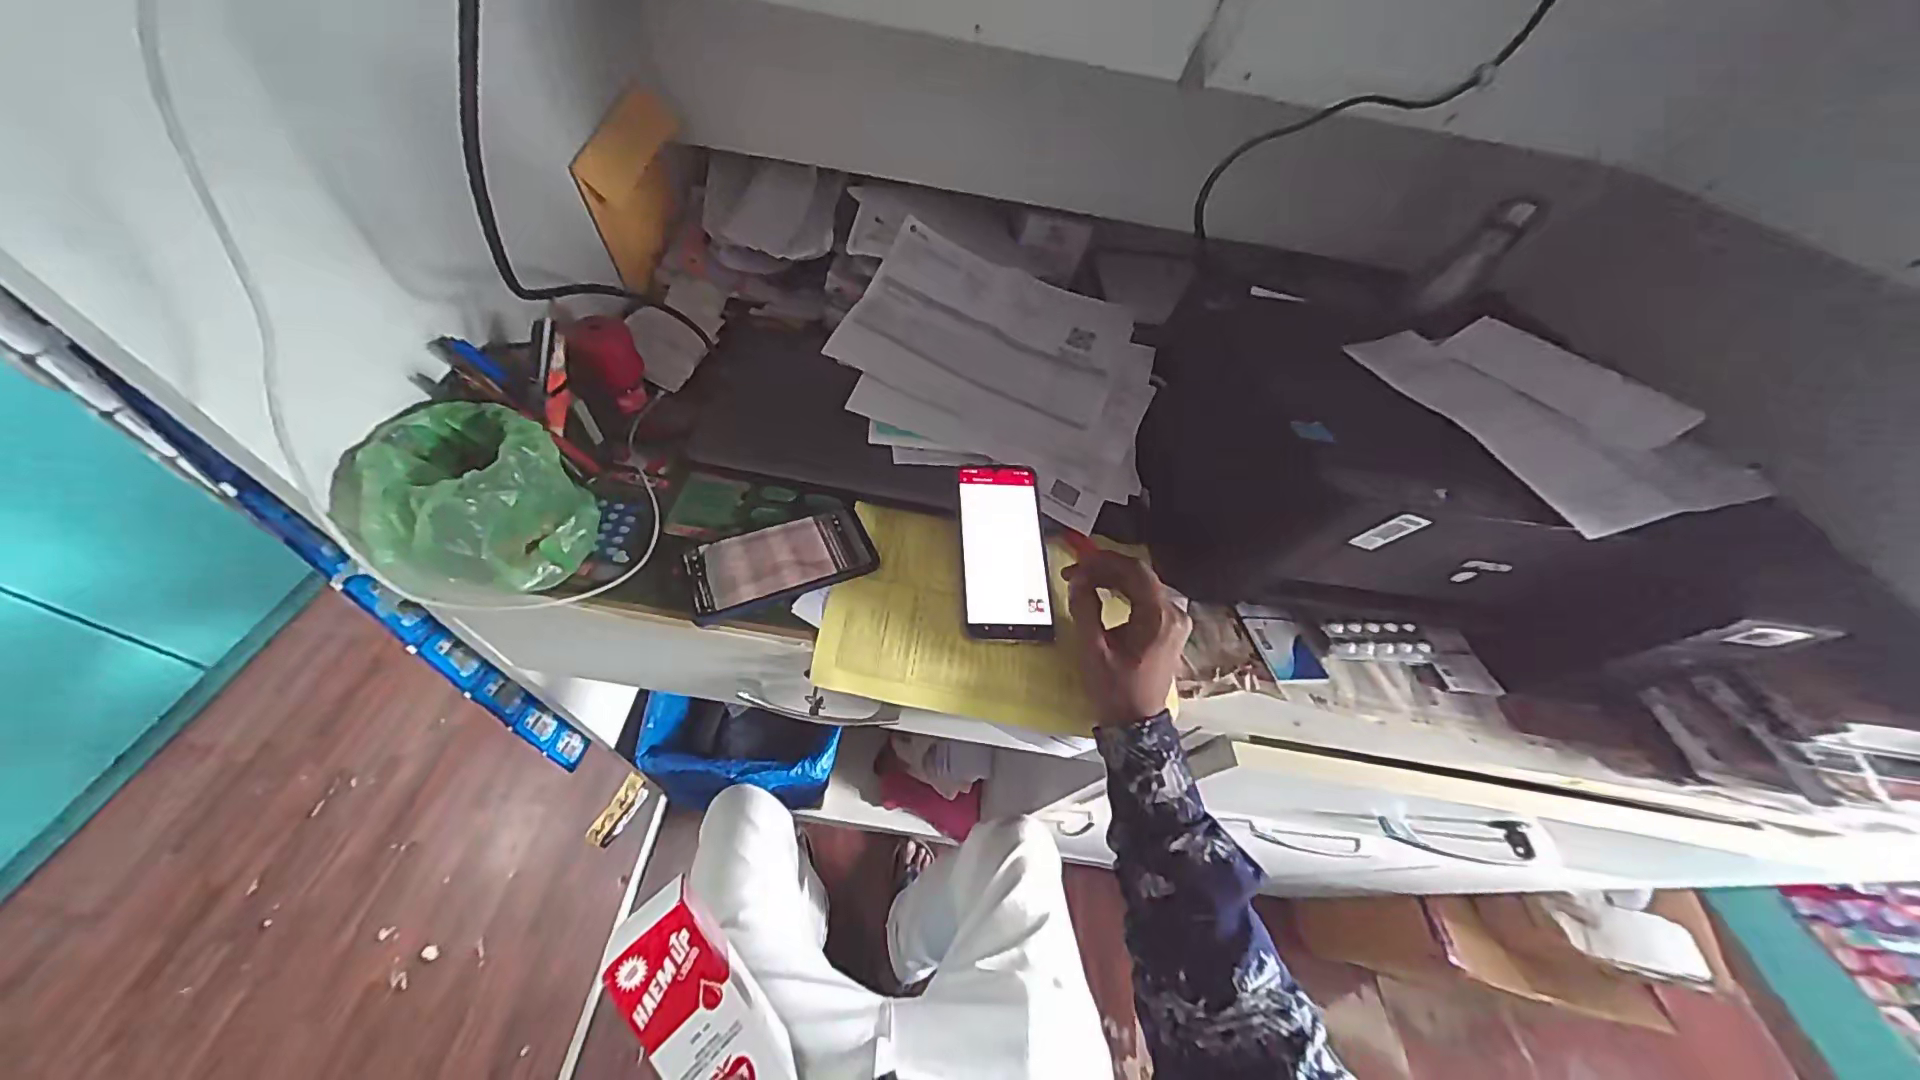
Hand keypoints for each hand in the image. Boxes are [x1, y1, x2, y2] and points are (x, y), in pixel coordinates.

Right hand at [1064, 550, 1190, 725]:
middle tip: (1075, 573)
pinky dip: (1123, 590)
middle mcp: (1174, 614)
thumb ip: (1085, 608)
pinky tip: (1103, 591)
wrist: (1137, 722)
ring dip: (1113, 578)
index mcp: (1159, 617)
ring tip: (1084, 580)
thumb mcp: (1093, 649)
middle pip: (1140, 575)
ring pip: (1142, 584)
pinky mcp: (1169, 628)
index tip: (1078, 564)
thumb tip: (1078, 580)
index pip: (1134, 571)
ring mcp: (1175, 621)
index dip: (1104, 562)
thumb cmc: (1115, 689)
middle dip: (1106, 568)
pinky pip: (1146, 598)